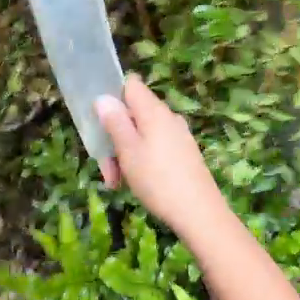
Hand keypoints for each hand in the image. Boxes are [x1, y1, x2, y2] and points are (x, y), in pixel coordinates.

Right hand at [94, 75, 232, 238]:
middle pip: (134, 114)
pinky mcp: (184, 154)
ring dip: (125, 154)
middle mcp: (168, 117)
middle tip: (106, 168)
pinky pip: (155, 148)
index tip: (100, 120)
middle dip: (115, 136)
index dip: (112, 96)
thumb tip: (104, 97)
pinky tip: (135, 184)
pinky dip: (141, 161)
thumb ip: (115, 121)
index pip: (131, 85)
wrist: (200, 214)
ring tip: (117, 182)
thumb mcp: (128, 150)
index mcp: (153, 111)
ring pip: (142, 134)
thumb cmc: (158, 179)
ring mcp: (178, 136)